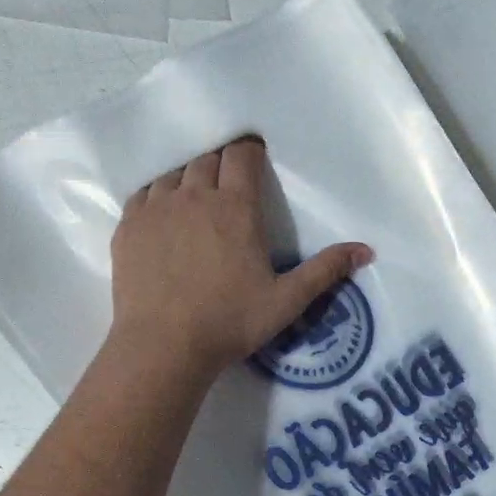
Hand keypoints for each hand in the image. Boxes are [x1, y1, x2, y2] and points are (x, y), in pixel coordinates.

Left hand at [109, 137, 372, 375]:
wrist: (165, 344)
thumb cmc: (232, 321)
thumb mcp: (288, 299)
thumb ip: (326, 270)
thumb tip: (366, 250)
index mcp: (235, 208)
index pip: (241, 156)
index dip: (250, 151)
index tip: (256, 157)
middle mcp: (194, 196)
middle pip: (207, 159)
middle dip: (222, 163)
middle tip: (233, 182)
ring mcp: (156, 208)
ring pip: (174, 172)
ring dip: (190, 177)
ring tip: (200, 197)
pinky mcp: (129, 226)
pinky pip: (144, 193)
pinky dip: (159, 194)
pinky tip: (167, 213)